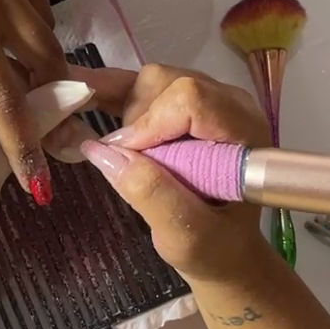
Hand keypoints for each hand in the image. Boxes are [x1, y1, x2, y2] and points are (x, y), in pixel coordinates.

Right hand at [75, 66, 278, 284]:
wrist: (224, 248)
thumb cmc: (213, 247)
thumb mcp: (185, 236)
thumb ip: (152, 195)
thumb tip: (103, 152)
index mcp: (244, 132)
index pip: (189, 99)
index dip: (148, 125)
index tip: (126, 161)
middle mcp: (230, 104)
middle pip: (166, 82)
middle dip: (134, 119)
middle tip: (127, 159)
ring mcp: (208, 99)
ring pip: (150, 80)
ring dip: (126, 112)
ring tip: (125, 150)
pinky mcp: (185, 103)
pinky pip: (143, 86)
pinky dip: (113, 94)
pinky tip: (86, 99)